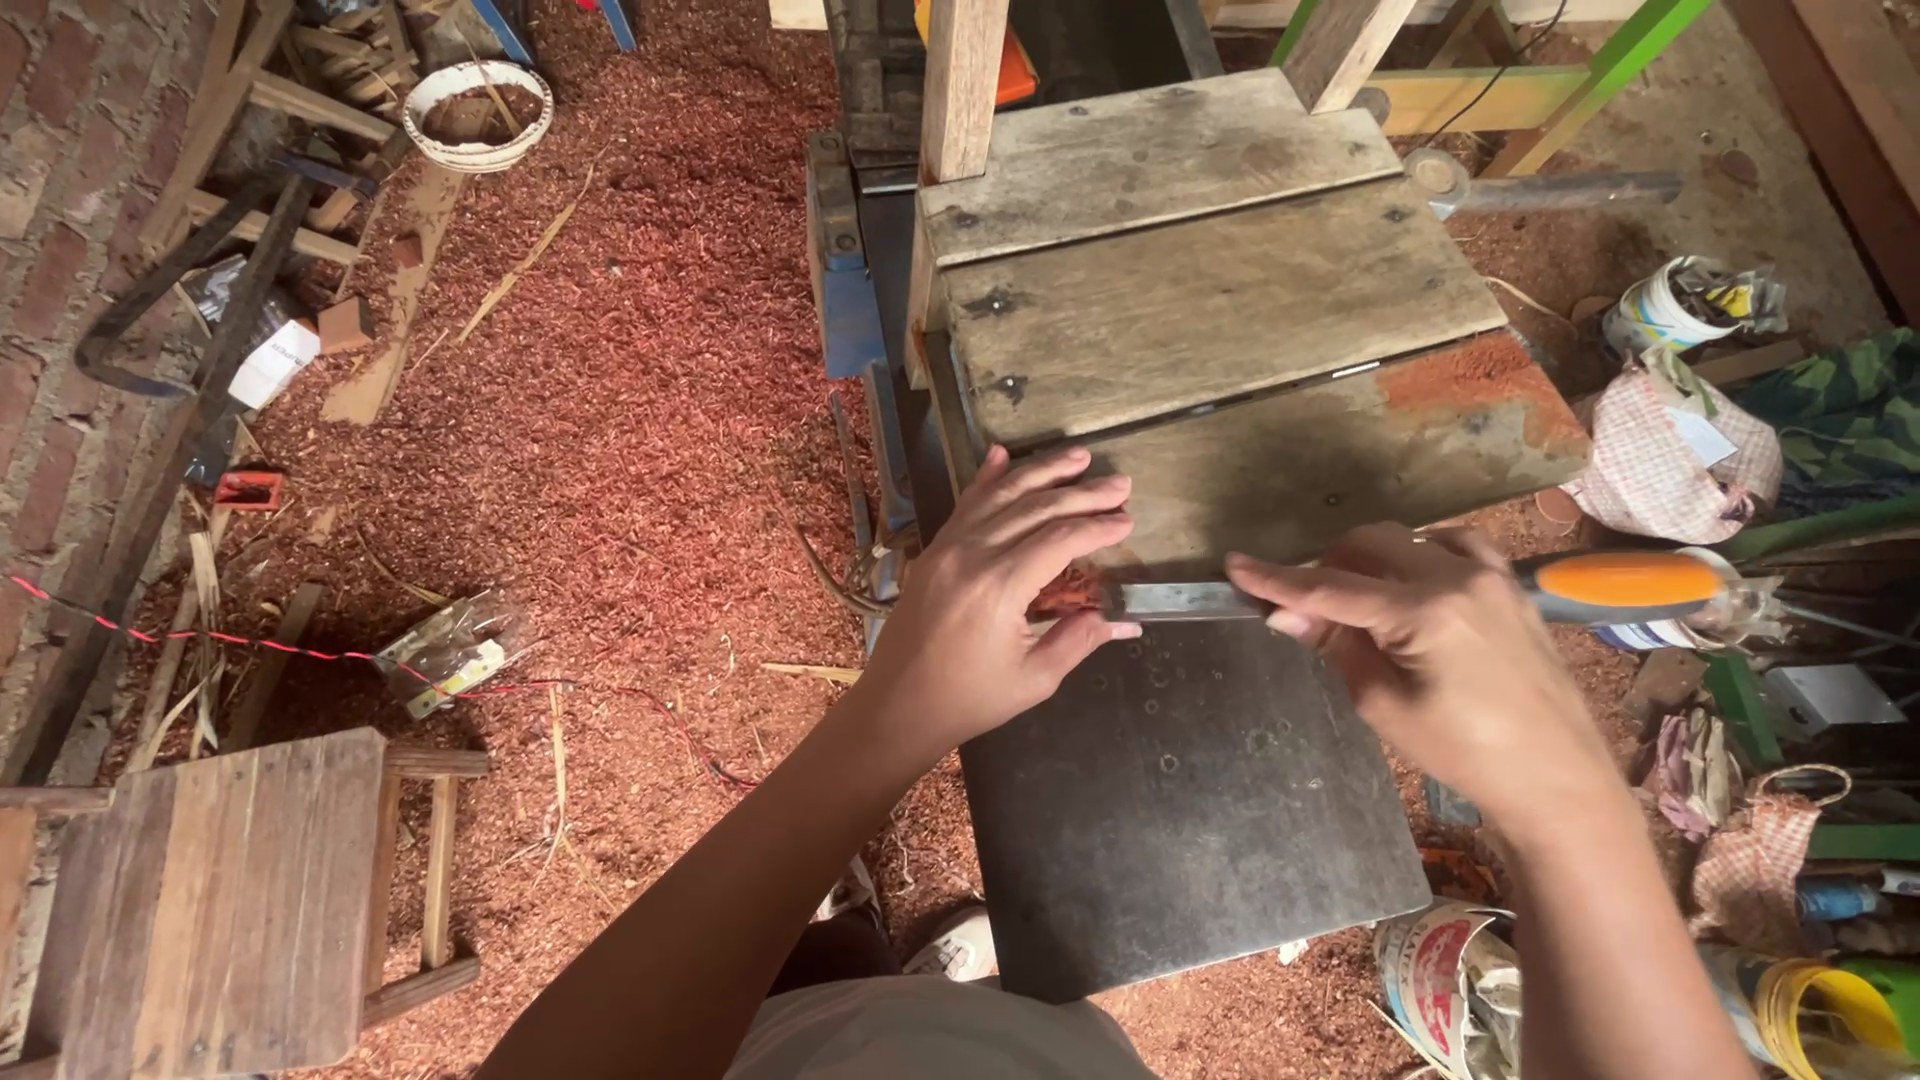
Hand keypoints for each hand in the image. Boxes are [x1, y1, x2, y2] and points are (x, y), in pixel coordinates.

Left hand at [842, 445, 1138, 762]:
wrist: (896, 705)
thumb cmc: (967, 700)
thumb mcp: (1034, 679)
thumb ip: (1079, 640)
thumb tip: (1125, 621)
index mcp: (998, 587)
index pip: (1059, 539)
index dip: (1097, 527)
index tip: (1127, 521)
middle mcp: (971, 555)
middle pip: (1034, 509)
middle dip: (1082, 493)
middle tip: (1121, 483)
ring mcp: (946, 548)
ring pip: (999, 496)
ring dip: (1041, 472)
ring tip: (1078, 456)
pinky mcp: (932, 552)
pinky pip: (964, 505)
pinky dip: (986, 479)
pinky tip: (1001, 454)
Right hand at [1224, 523, 1620, 830]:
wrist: (1557, 779)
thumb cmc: (1462, 752)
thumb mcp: (1381, 704)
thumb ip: (1334, 645)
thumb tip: (1283, 612)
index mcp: (1422, 611)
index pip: (1329, 587)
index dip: (1275, 578)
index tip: (1234, 565)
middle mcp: (1458, 577)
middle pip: (1368, 544)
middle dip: (1325, 565)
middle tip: (1302, 602)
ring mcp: (1491, 577)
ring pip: (1408, 538)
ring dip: (1369, 556)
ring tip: (1354, 593)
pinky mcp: (1510, 588)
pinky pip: (1455, 545)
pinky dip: (1418, 552)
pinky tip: (1408, 579)